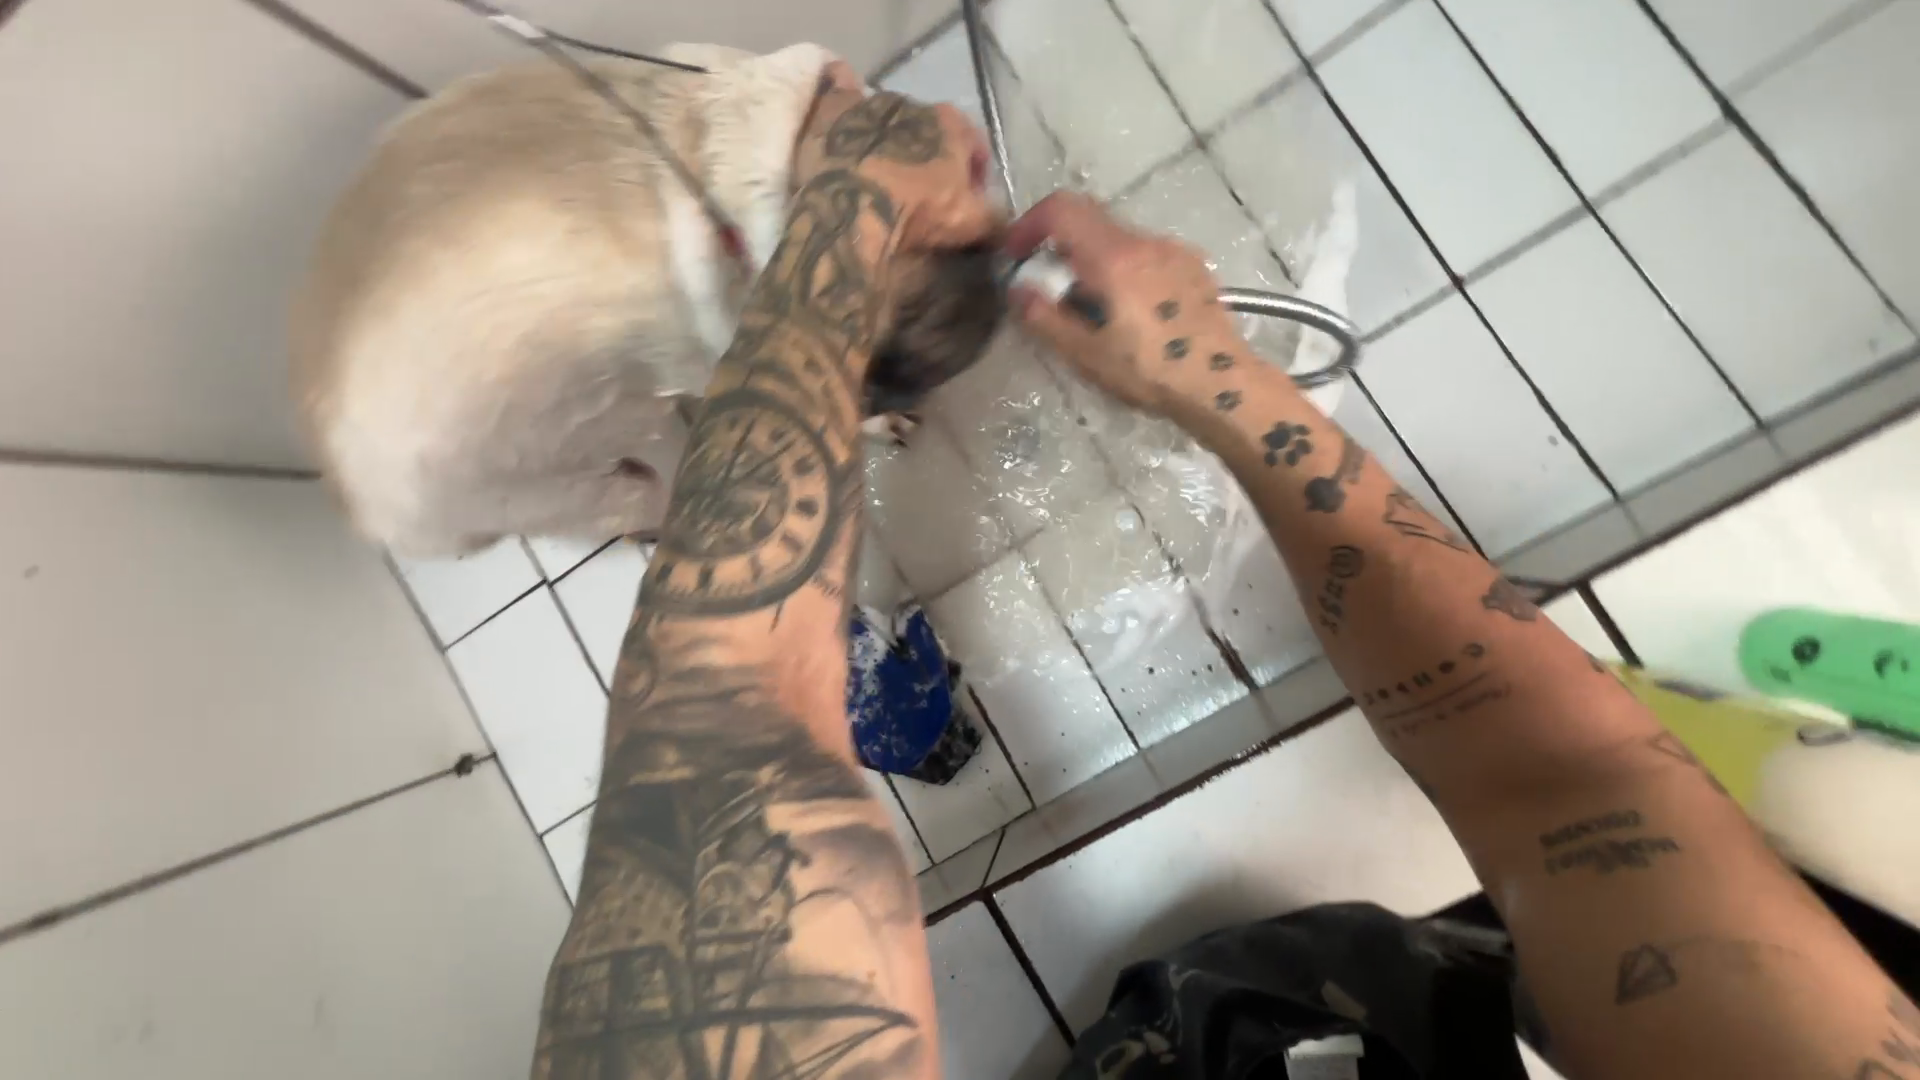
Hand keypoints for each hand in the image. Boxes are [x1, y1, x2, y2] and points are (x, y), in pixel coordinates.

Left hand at [794, 66, 999, 254]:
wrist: (849, 211)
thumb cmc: (917, 213)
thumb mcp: (968, 223)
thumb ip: (994, 220)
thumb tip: (1006, 226)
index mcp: (950, 123)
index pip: (973, 144)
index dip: (973, 174)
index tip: (966, 200)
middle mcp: (912, 102)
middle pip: (928, 132)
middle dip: (930, 158)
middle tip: (922, 195)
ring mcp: (868, 103)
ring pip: (887, 120)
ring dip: (889, 144)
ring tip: (880, 179)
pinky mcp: (829, 112)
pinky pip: (839, 96)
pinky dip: (845, 108)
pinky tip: (844, 133)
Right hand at [1004, 193, 1241, 415]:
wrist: (1221, 385)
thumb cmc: (1149, 373)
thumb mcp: (1086, 354)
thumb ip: (1045, 317)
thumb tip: (1018, 288)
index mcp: (1114, 258)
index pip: (1062, 209)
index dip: (1030, 224)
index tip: (1017, 255)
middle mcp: (1145, 241)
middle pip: (1090, 220)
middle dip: (1059, 246)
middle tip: (1049, 288)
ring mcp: (1174, 251)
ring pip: (1119, 239)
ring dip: (1093, 261)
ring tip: (1091, 309)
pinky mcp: (1193, 267)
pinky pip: (1146, 255)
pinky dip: (1123, 270)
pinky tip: (1129, 312)